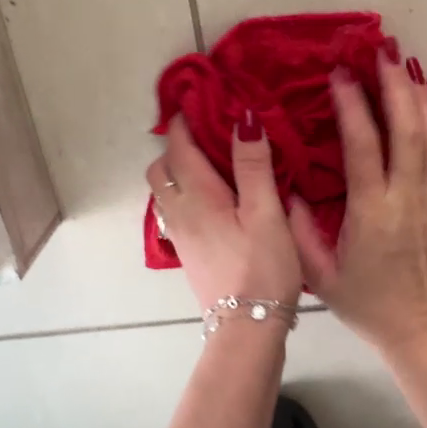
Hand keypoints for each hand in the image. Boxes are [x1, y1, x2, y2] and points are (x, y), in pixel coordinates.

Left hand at [147, 113, 301, 311]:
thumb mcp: (266, 213)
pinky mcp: (188, 254)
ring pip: (165, 192)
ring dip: (180, 172)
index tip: (204, 100)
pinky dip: (186, 195)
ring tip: (215, 166)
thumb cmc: (263, 267)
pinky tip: (216, 202)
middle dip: (177, 146)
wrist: (248, 327)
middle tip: (211, 136)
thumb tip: (243, 118)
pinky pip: (175, 212)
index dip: (185, 120)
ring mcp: (180, 236)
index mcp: (197, 196)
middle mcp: (179, 212)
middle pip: (160, 168)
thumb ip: (253, 165)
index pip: (178, 145)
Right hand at [288, 55, 426, 354]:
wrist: (419, 331)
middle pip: (407, 131)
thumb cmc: (365, 305)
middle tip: (384, 52)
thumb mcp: (319, 275)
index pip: (363, 145)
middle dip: (395, 87)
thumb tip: (288, 190)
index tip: (341, 73)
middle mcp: (407, 199)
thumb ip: (300, 231)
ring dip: (424, 102)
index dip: (352, 105)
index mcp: (371, 211)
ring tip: (411, 68)